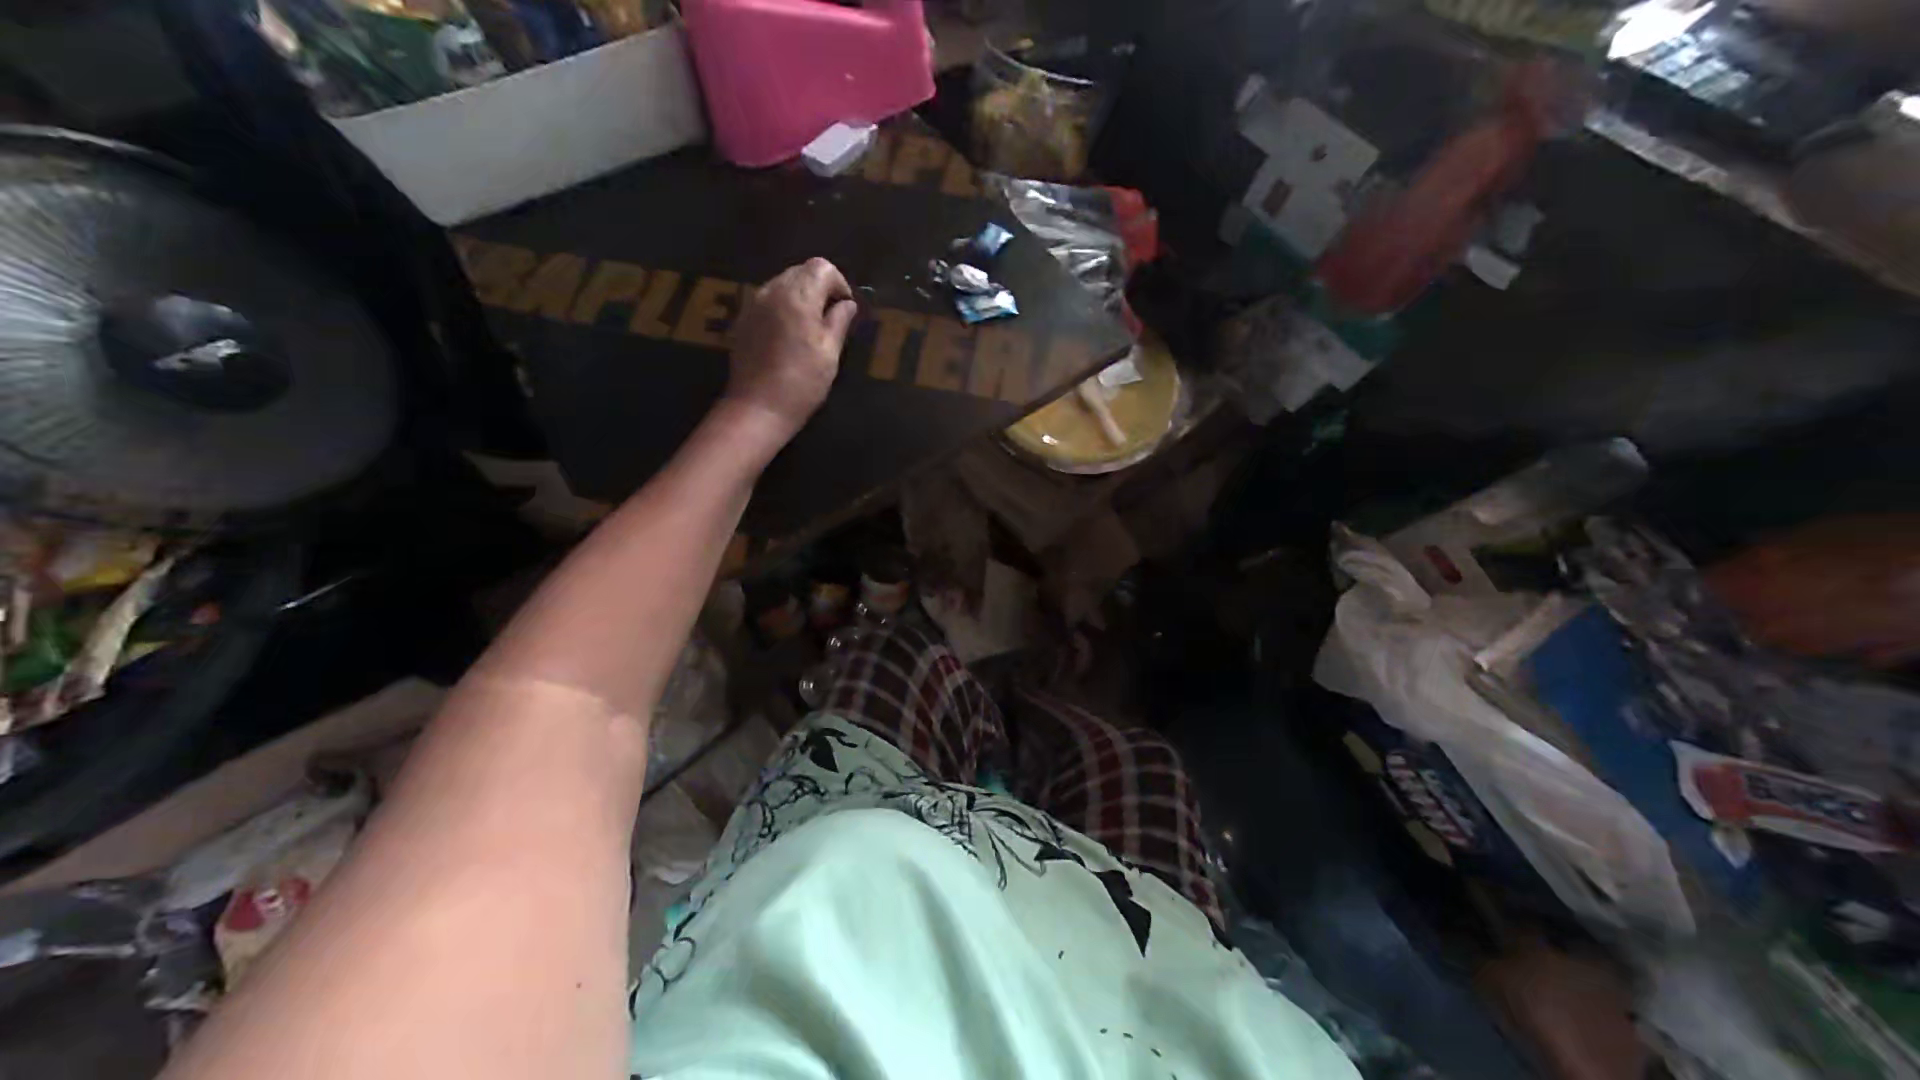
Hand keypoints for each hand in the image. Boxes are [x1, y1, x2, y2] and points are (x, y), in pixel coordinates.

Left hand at [723, 257, 857, 440]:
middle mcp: (772, 291)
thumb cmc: (802, 382)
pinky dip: (783, 308)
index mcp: (797, 296)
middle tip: (830, 319)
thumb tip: (847, 304)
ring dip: (801, 298)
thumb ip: (839, 321)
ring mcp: (753, 304)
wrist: (758, 407)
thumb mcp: (830, 352)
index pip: (822, 267)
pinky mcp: (744, 319)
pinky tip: (789, 336)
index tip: (845, 309)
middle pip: (801, 271)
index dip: (838, 283)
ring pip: (783, 284)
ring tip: (810, 328)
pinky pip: (768, 301)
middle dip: (819, 288)